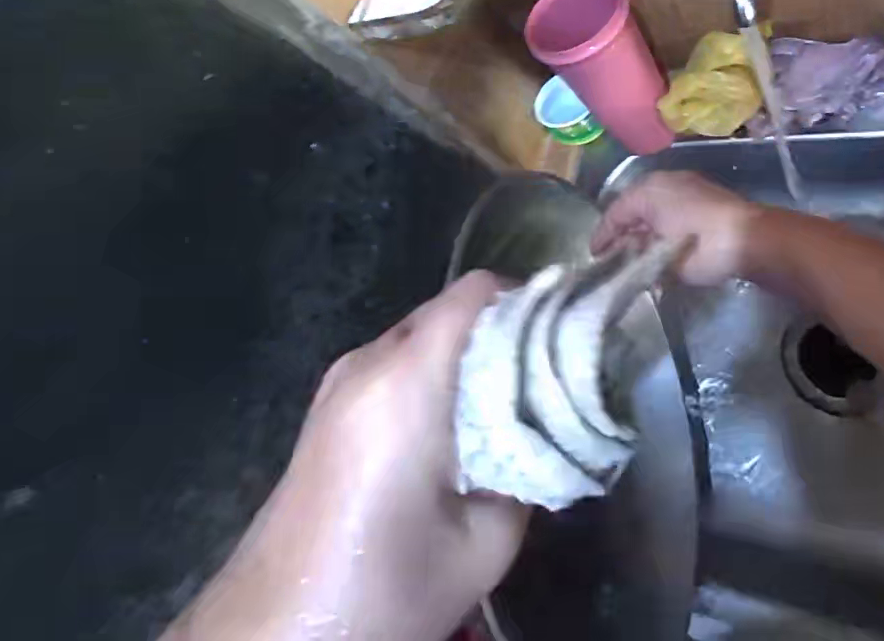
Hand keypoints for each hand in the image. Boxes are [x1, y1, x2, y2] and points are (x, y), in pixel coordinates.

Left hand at [163, 271, 527, 640]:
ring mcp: (339, 382)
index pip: (475, 293)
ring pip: (424, 333)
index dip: (524, 300)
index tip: (557, 335)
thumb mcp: (487, 541)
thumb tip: (548, 425)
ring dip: (467, 353)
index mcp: (406, 380)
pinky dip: (434, 372)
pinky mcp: (326, 406)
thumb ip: (529, 464)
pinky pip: (396, 361)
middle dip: (500, 330)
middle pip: (452, 309)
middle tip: (539, 374)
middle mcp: (369, 363)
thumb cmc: (382, 590)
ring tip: (500, 403)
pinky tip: (450, 427)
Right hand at [592, 171, 760, 285]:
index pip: (616, 212)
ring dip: (646, 230)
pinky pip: (676, 209)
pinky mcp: (707, 196)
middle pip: (635, 207)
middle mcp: (665, 182)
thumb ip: (642, 255)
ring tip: (638, 255)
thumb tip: (637, 256)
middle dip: (624, 231)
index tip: (595, 254)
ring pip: (655, 208)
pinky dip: (666, 226)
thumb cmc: (699, 246)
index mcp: (648, 190)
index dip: (604, 234)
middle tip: (614, 256)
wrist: (750, 239)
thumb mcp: (662, 257)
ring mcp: (688, 186)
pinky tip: (665, 246)